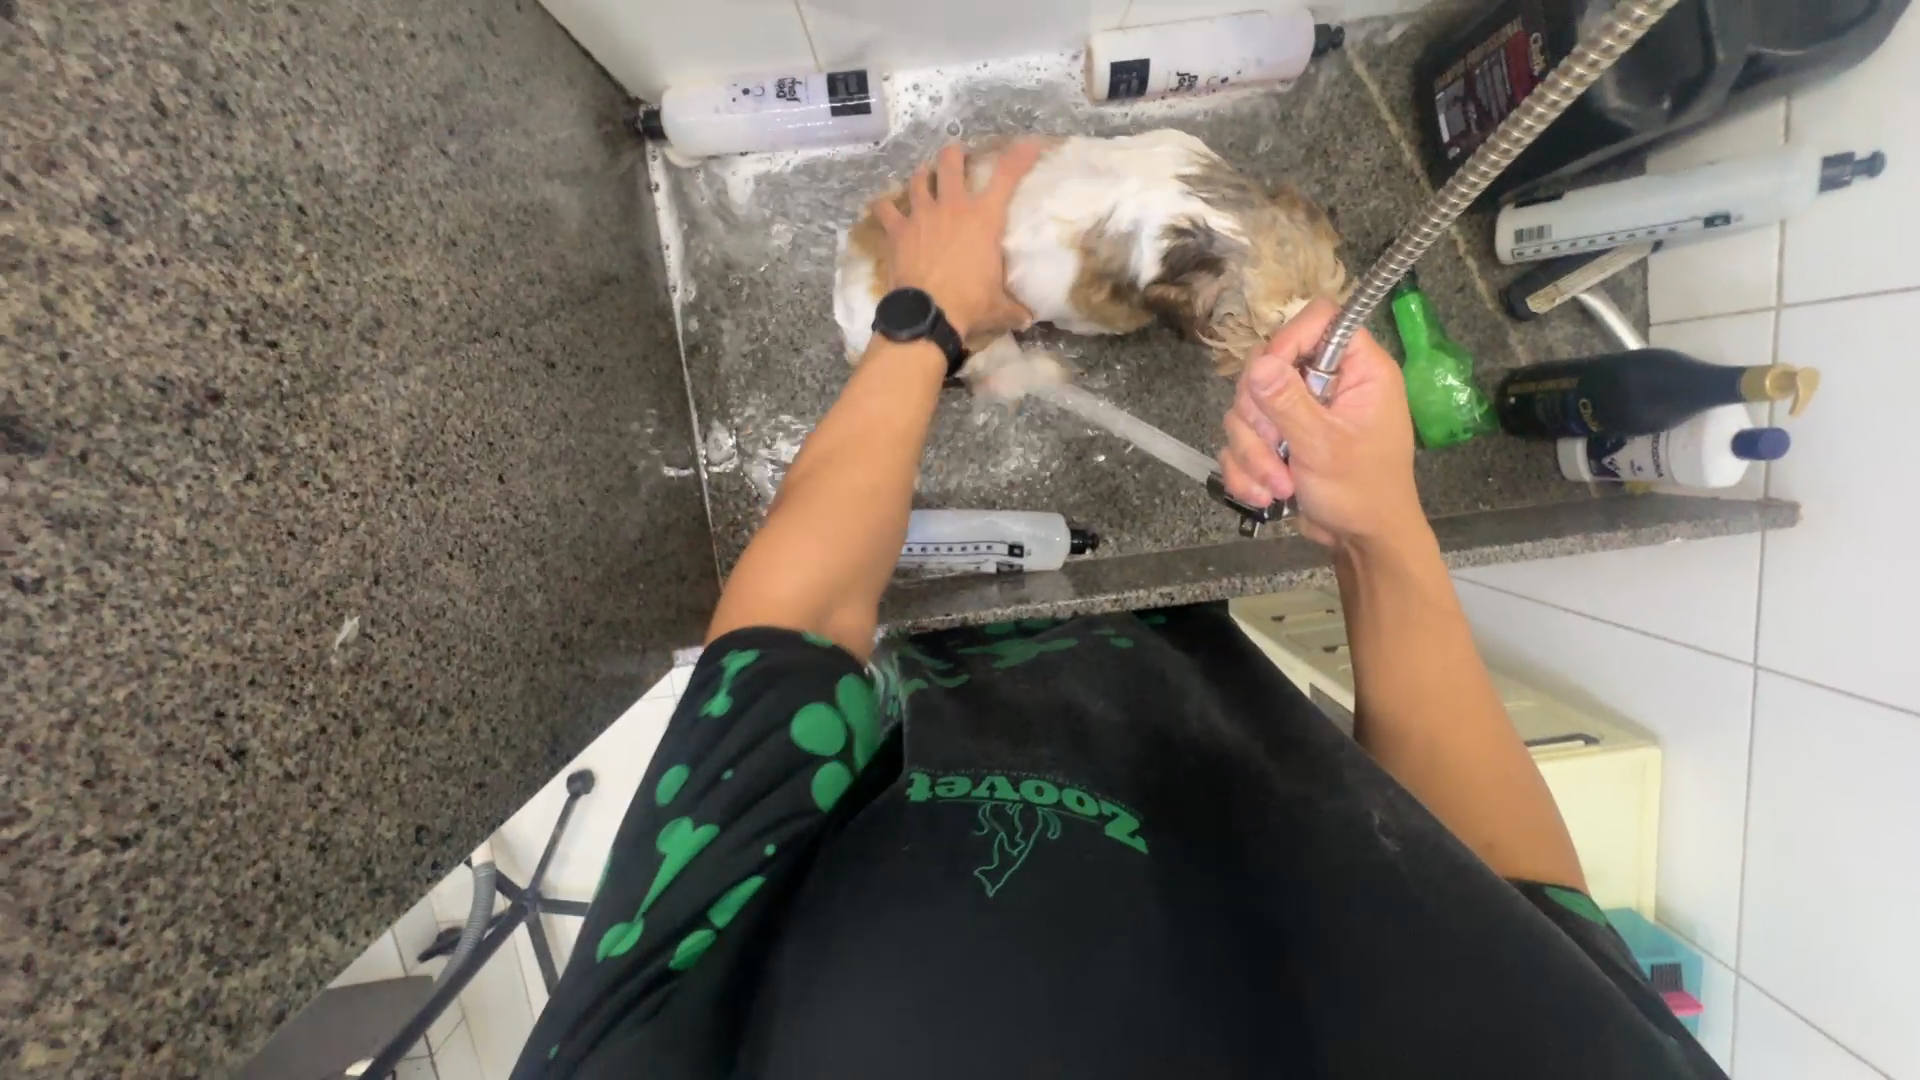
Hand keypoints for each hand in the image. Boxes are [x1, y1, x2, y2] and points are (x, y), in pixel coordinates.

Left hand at [872, 140, 1043, 339]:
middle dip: (956, 154)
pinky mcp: (898, 230)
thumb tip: (1028, 320)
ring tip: (924, 176)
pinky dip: (884, 205)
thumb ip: (1014, 309)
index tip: (1030, 143)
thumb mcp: (999, 308)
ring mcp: (922, 214)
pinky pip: (885, 209)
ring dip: (923, 175)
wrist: (928, 314)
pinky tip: (882, 205)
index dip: (1021, 154)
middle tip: (958, 156)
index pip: (1008, 174)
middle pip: (952, 161)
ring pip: (919, 178)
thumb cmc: (970, 305)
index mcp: (984, 218)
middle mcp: (953, 206)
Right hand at [1218, 299, 1425, 549]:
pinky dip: (1245, 470)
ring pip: (1246, 411)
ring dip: (1252, 454)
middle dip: (1259, 420)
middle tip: (1275, 449)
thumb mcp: (1324, 446)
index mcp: (1356, 370)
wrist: (1359, 540)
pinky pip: (1240, 441)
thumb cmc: (1361, 491)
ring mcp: (1297, 412)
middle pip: (1266, 369)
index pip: (1318, 320)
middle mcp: (1325, 383)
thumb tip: (1257, 364)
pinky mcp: (1276, 439)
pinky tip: (1263, 494)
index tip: (1269, 378)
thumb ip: (1288, 403)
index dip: (1287, 341)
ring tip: (1277, 486)